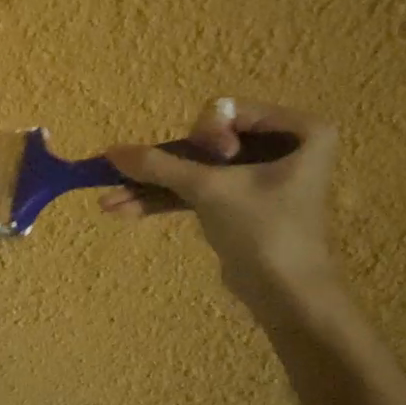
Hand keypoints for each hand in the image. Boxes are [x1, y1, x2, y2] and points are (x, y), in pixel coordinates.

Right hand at [100, 98, 343, 319]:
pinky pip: (193, 192)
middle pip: (202, 144)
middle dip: (161, 166)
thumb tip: (109, 150)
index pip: (229, 113)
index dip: (205, 135)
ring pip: (192, 172)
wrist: (285, 290)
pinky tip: (124, 212)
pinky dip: (162, 201)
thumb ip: (160, 166)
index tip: (210, 160)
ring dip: (150, 187)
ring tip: (108, 204)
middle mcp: (280, 147)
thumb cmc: (264, 229)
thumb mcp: (210, 189)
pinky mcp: (236, 203)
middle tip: (123, 181)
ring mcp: (255, 178)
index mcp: (297, 131)